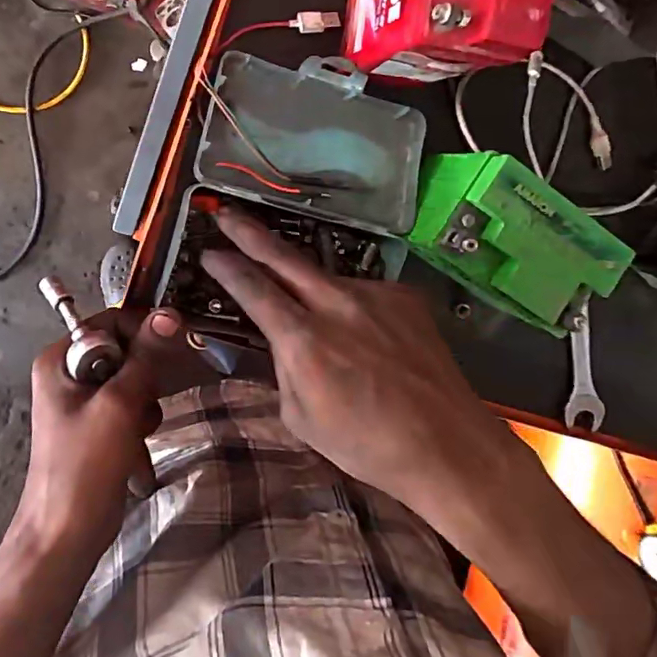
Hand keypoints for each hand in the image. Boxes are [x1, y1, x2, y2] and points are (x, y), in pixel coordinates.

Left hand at [12, 308, 178, 552]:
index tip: (169, 349)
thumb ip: (145, 357)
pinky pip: (130, 407)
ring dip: (143, 406)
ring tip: (135, 432)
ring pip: (133, 381)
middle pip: (124, 351)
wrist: (66, 537)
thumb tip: (168, 314)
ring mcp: (82, 402)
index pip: (111, 321)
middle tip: (142, 402)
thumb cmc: (84, 466)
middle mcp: (67, 373)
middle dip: (143, 378)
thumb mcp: (119, 404)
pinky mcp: (96, 426)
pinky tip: (134, 450)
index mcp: (59, 358)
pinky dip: (138, 425)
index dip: (141, 331)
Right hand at [199, 208, 514, 514]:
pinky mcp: (403, 295)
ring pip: (326, 282)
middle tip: (225, 212)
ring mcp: (373, 294)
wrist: (447, 443)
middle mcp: (335, 304)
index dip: (226, 266)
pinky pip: (363, 295)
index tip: (209, 252)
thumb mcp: (302, 417)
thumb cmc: (367, 444)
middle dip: (247, 230)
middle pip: (281, 255)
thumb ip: (285, 366)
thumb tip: (283, 337)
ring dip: (314, 295)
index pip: (252, 288)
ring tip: (333, 337)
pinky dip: (355, 312)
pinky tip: (371, 344)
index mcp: (303, 340)